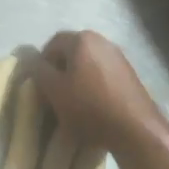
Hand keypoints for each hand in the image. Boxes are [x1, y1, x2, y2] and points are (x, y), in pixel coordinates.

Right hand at [36, 31, 168, 151]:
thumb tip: (33, 61)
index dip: (42, 63)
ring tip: (74, 102)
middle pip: (71, 52)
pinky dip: (94, 85)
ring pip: (88, 63)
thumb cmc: (90, 107)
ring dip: (78, 78)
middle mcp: (102, 40)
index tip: (40, 86)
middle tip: (55, 93)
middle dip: (60, 70)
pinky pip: (103, 73)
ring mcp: (119, 56)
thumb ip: (39, 71)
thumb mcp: (55, 91)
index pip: (52, 44)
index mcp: (81, 39)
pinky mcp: (130, 73)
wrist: (136, 129)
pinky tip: (94, 105)